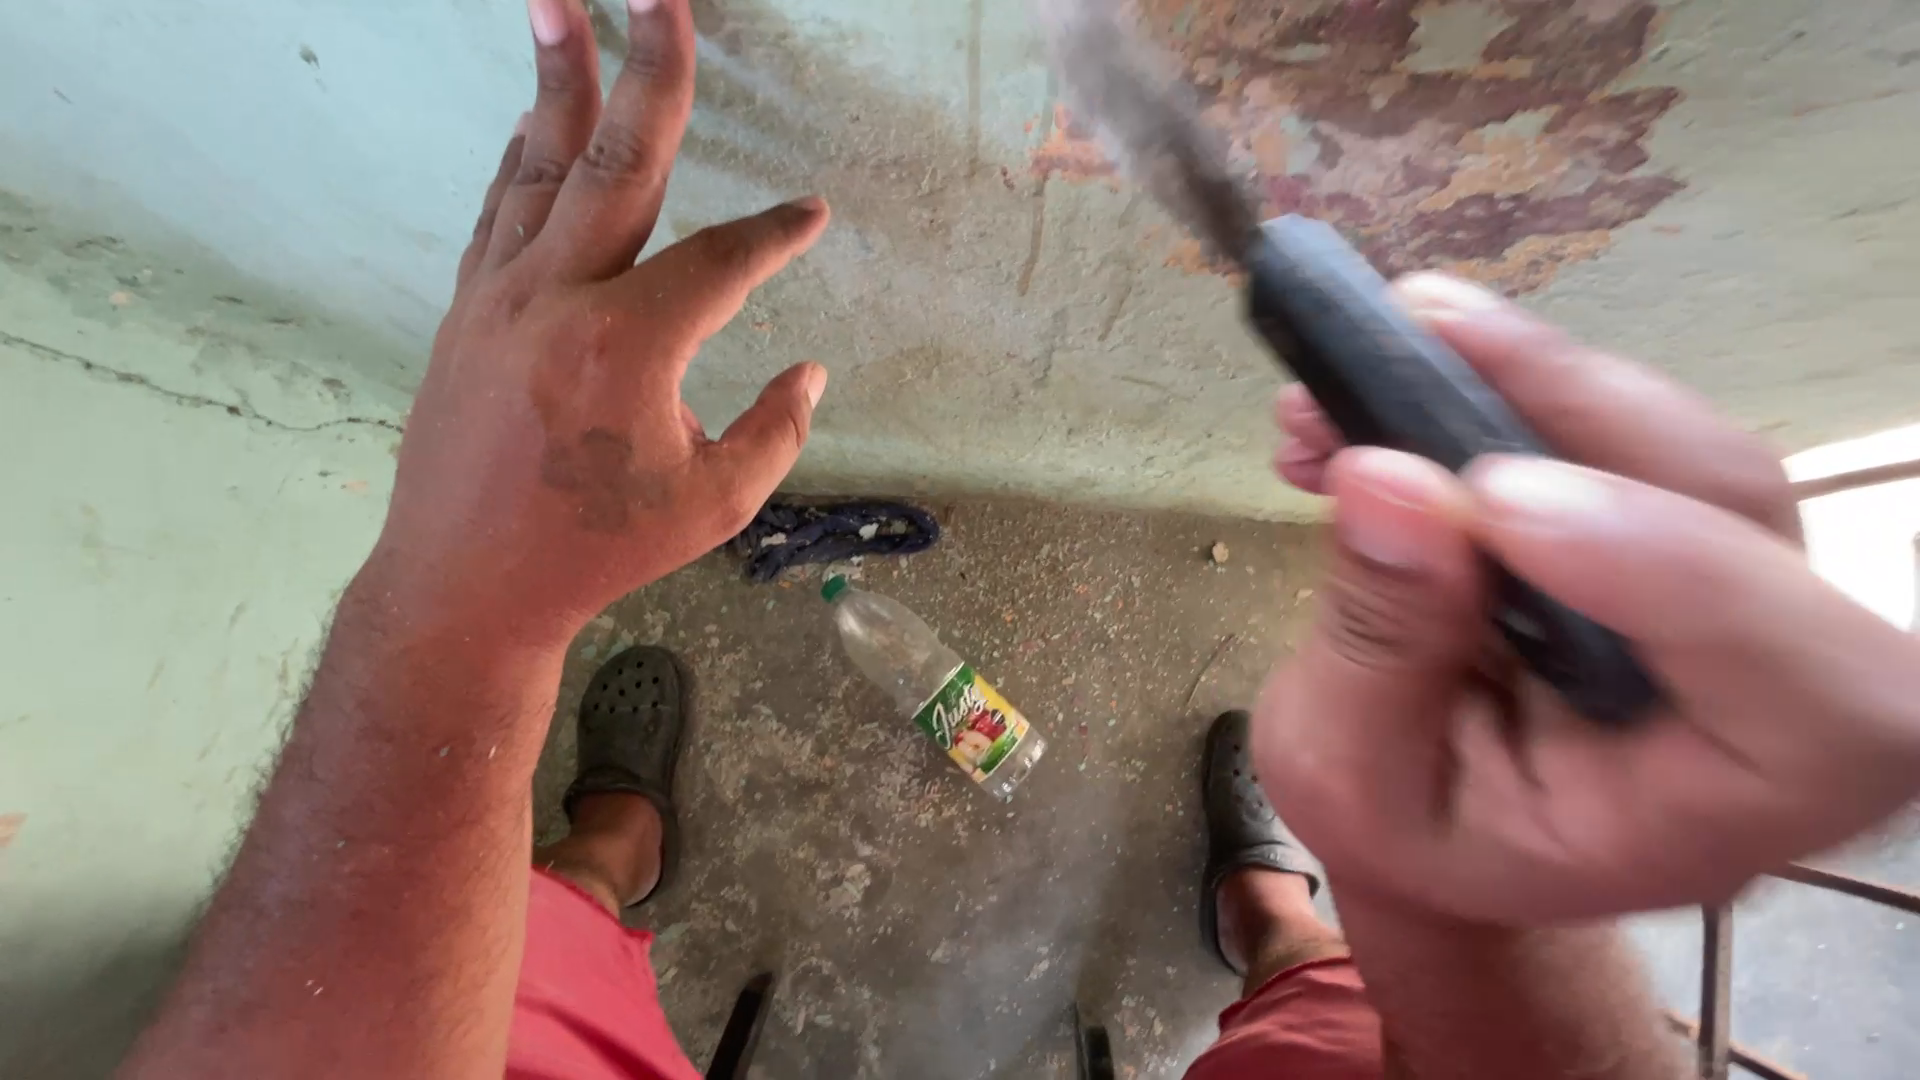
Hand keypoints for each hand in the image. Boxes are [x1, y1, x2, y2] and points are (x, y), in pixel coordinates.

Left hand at [367, 0, 828, 647]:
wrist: (469, 580)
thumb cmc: (603, 548)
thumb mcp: (718, 504)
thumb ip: (778, 431)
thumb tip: (812, 374)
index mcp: (630, 344)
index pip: (724, 261)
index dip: (778, 234)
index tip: (813, 213)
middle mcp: (558, 297)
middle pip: (619, 163)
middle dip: (652, 72)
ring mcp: (499, 296)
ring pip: (540, 167)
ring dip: (561, 81)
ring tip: (562, 3)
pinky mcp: (465, 309)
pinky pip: (502, 208)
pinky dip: (527, 154)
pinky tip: (537, 120)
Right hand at [1255, 273, 1919, 922]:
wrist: (1419, 819)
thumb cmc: (1394, 829)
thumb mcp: (1347, 765)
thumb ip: (1376, 641)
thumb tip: (1383, 476)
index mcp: (1717, 796)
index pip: (1805, 689)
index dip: (1677, 571)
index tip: (1487, 496)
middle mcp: (1747, 673)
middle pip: (1722, 502)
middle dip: (1558, 400)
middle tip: (1414, 330)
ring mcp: (1688, 588)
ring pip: (1649, 441)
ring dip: (1494, 379)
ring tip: (1355, 360)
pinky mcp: (1615, 532)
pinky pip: (1569, 436)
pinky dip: (1460, 397)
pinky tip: (1354, 410)